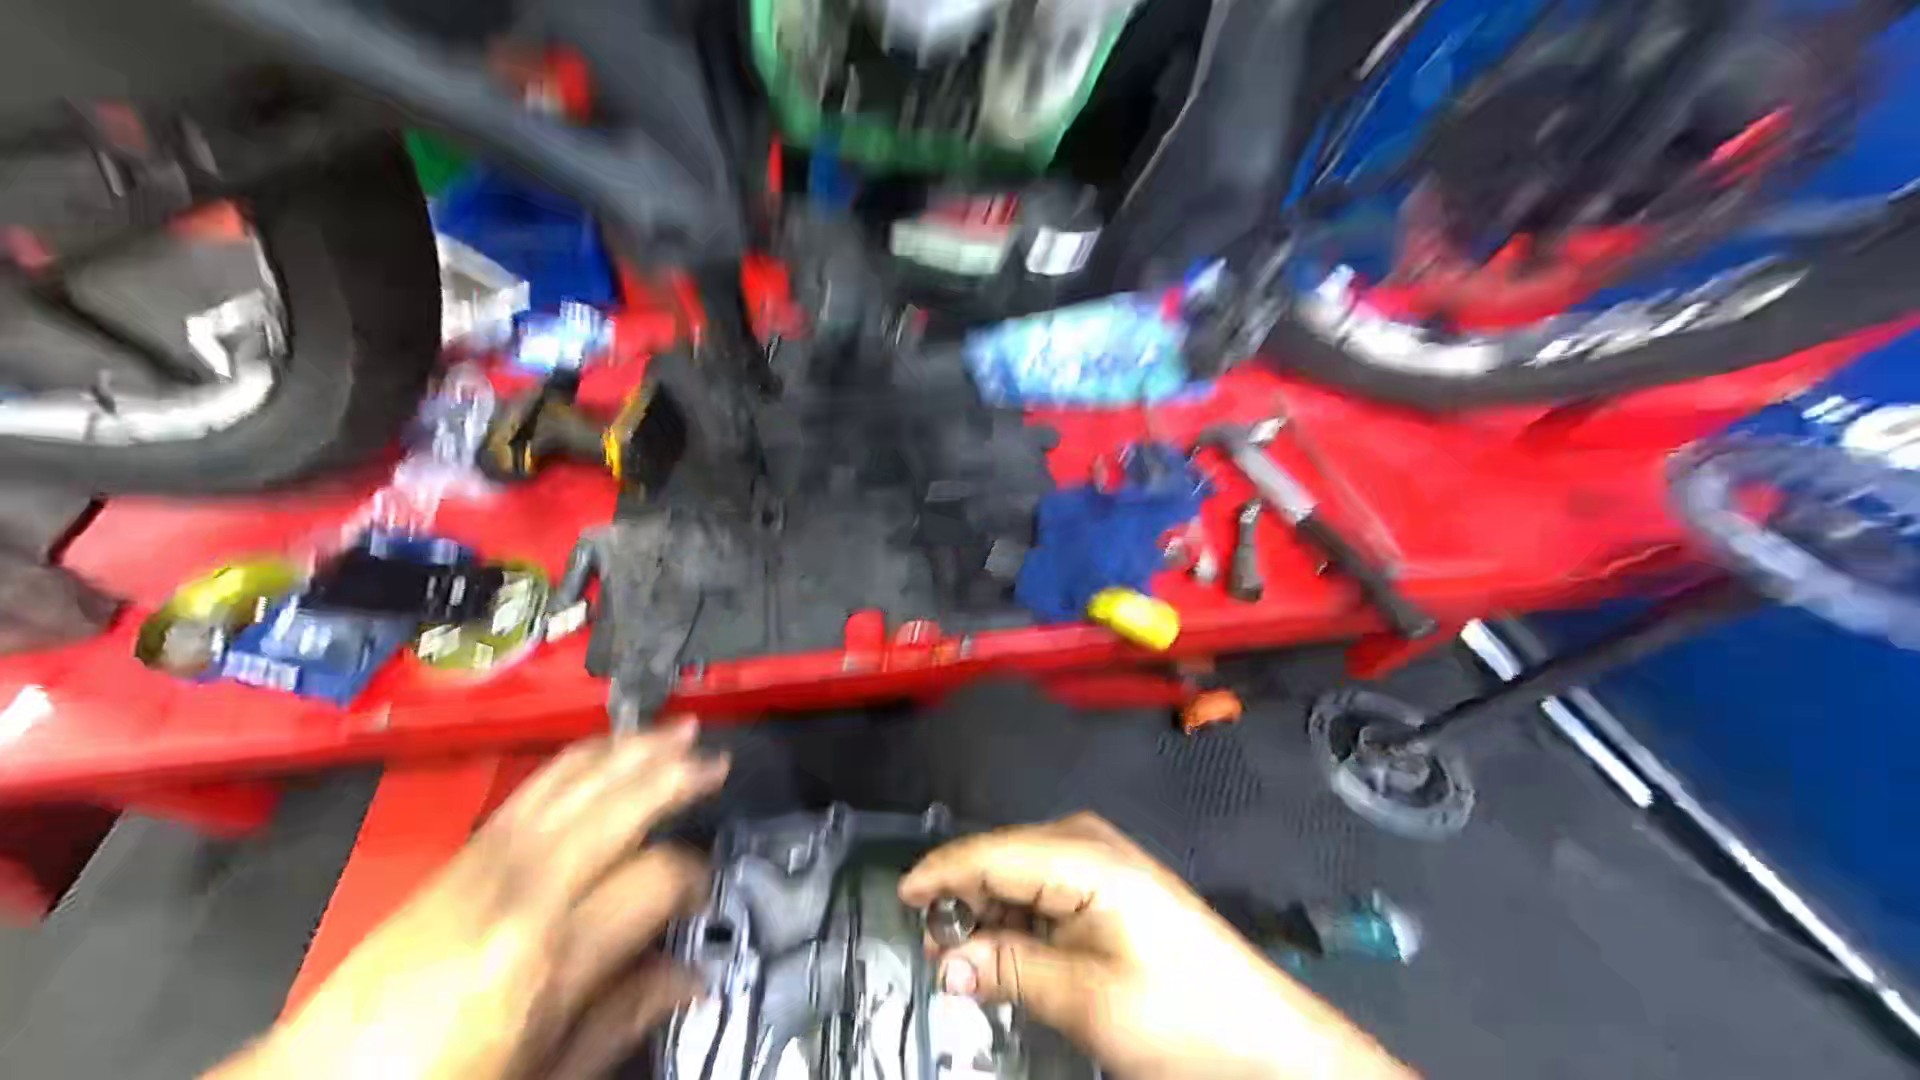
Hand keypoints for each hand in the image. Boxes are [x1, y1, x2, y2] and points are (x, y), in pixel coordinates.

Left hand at [210, 722, 728, 1079]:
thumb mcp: (544, 1077)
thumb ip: (625, 1017)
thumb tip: (693, 976)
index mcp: (548, 956)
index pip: (655, 879)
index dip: (695, 879)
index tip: (706, 895)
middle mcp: (524, 889)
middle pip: (620, 806)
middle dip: (679, 776)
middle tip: (722, 762)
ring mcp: (489, 860)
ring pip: (581, 778)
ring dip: (637, 748)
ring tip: (681, 729)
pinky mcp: (465, 850)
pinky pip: (539, 782)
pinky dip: (587, 755)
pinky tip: (613, 746)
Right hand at [898, 813, 1412, 1079]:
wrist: (1266, 1038)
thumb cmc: (1179, 1016)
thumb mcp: (1086, 1000)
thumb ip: (1009, 968)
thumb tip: (943, 961)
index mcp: (1082, 855)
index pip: (991, 853)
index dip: (941, 873)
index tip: (899, 897)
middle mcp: (1086, 839)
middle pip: (1002, 857)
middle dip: (963, 896)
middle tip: (929, 946)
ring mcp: (1099, 857)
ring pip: (1019, 872)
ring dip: (988, 909)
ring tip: (959, 955)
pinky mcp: (1107, 881)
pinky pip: (1044, 886)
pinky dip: (1018, 915)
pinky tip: (1004, 948)